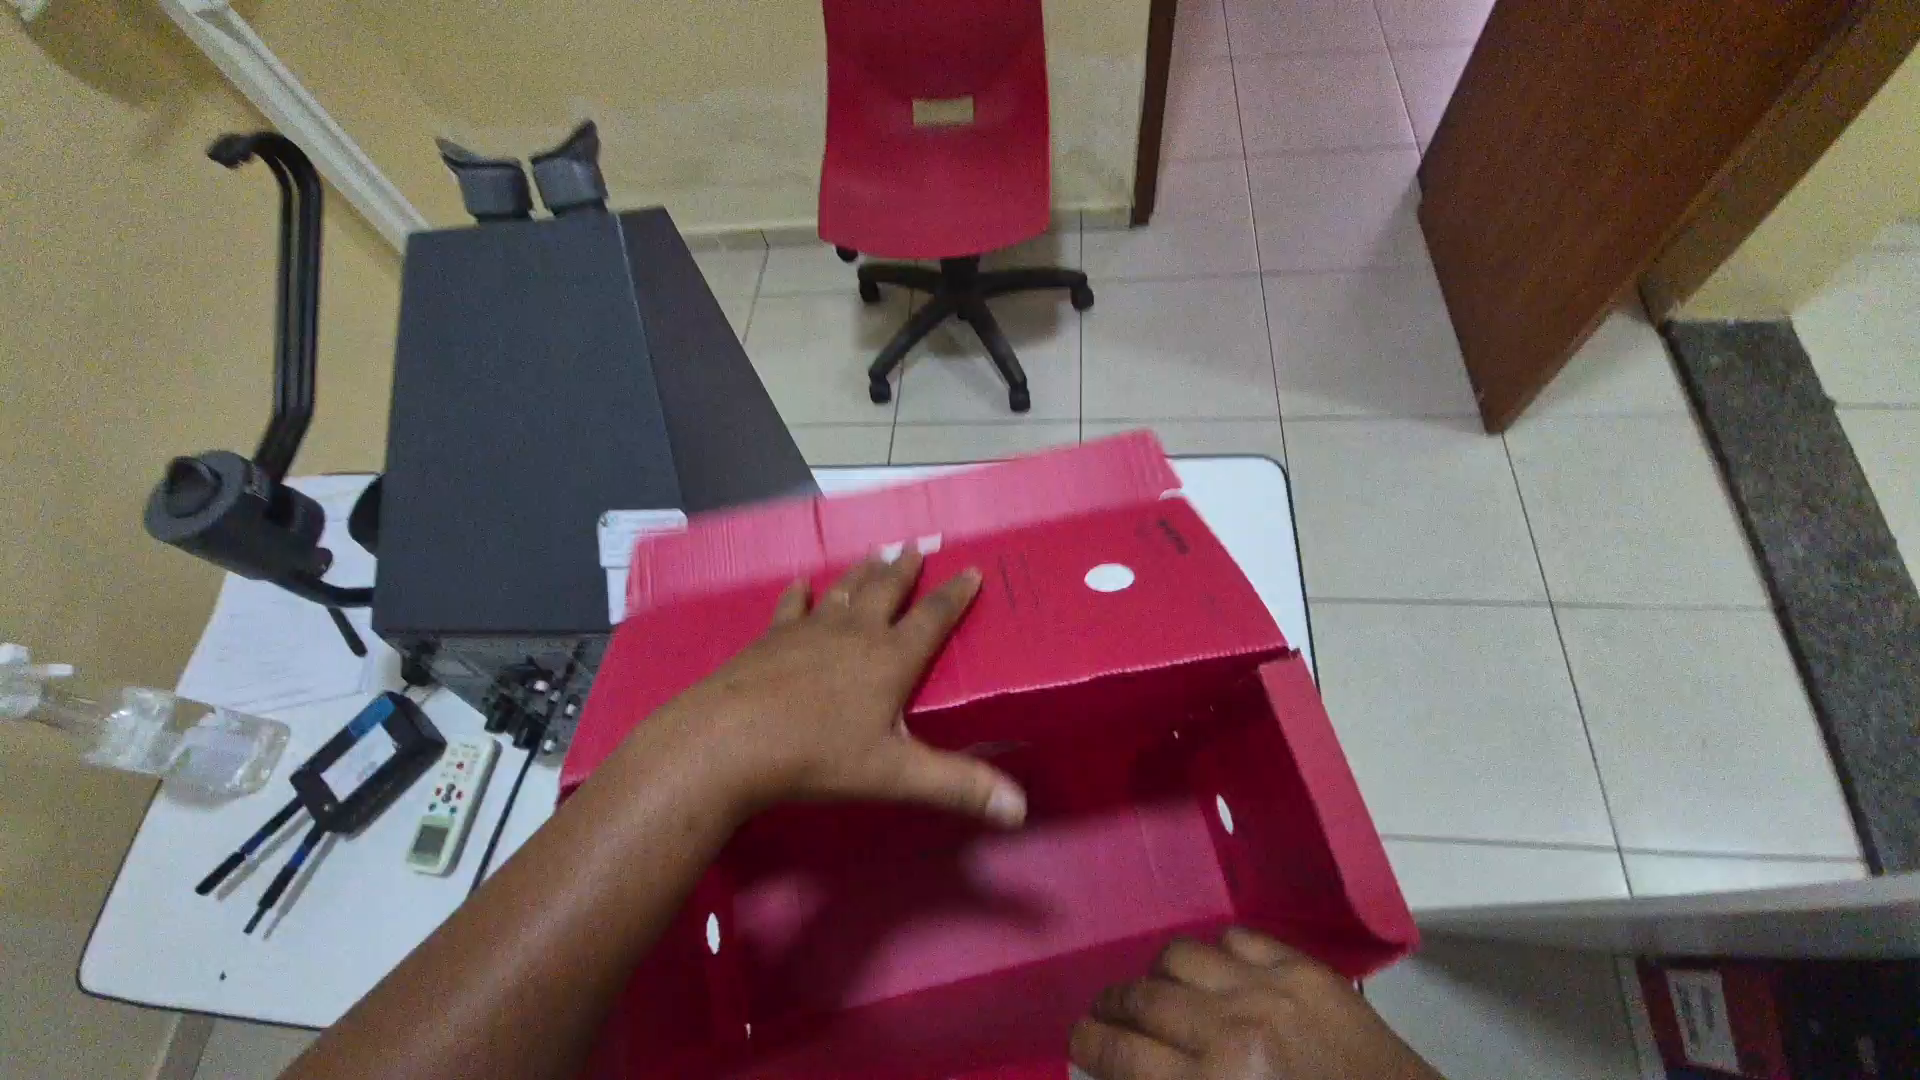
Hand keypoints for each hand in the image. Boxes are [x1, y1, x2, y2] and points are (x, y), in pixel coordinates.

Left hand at [629, 550, 1026, 828]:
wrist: (729, 741)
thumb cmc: (818, 756)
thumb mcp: (895, 775)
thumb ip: (957, 786)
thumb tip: (1020, 809)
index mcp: (891, 659)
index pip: (933, 619)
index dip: (955, 595)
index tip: (971, 570)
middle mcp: (855, 634)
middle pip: (887, 591)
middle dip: (905, 569)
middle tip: (916, 545)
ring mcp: (809, 631)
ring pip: (845, 591)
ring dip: (863, 572)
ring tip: (876, 552)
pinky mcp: (771, 638)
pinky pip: (792, 606)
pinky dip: (800, 593)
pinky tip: (800, 583)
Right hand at [1071, 929, 1444, 1079]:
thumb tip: (1128, 1074)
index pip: (1124, 1057)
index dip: (1089, 1046)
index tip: (1078, 1041)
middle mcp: (1234, 1030)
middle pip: (1143, 1000)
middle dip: (1111, 1007)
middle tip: (1103, 1015)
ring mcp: (1272, 990)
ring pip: (1180, 958)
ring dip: (1158, 976)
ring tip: (1157, 992)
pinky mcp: (1305, 969)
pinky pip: (1236, 941)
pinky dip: (1215, 956)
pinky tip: (1215, 975)